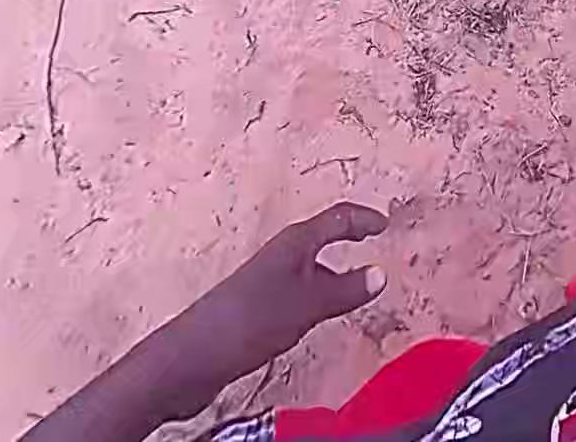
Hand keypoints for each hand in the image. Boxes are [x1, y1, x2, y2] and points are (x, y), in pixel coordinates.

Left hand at [171, 201, 390, 384]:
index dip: (363, 218)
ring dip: (335, 261)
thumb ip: (346, 290)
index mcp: (296, 242)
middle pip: (323, 232)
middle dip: (349, 232)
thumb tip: (380, 274)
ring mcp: (268, 275)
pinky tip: (318, 309)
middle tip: (371, 236)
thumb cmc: (251, 319)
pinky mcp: (258, 301)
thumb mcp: (308, 305)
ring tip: (354, 276)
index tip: (384, 223)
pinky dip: (320, 285)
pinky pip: (301, 282)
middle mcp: (283, 252)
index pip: (338, 218)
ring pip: (311, 258)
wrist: (191, 357)